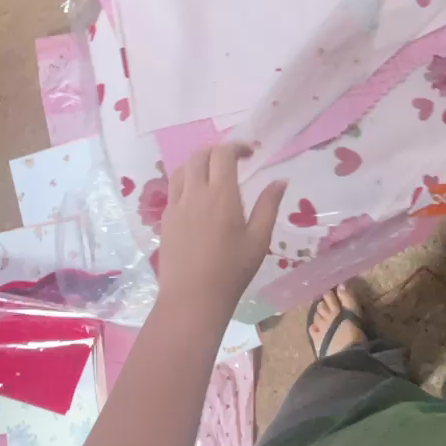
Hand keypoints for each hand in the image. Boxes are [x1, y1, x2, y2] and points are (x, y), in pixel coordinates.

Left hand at [155, 144, 285, 317]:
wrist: (192, 299)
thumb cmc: (232, 270)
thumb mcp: (259, 239)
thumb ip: (269, 205)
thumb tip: (280, 180)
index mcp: (221, 195)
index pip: (223, 154)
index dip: (237, 146)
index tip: (250, 153)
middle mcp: (195, 194)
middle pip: (199, 155)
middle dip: (217, 151)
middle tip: (234, 162)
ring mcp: (176, 206)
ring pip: (181, 169)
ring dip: (198, 164)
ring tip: (213, 175)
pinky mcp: (165, 219)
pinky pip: (173, 189)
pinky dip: (186, 181)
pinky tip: (198, 197)